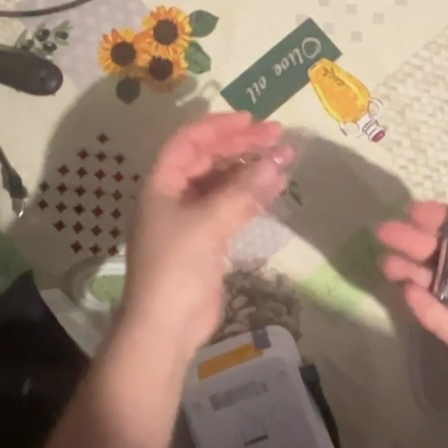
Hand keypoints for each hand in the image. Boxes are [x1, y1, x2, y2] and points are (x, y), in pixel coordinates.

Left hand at [120, 112, 291, 355]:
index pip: (188, 142)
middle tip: (278, 136)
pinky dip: (253, 196)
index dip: (218, 127)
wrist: (166, 326)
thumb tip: (277, 162)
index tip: (252, 120)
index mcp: (161, 185)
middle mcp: (174, 197)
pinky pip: (232, 208)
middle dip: (242, 146)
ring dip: (252, 170)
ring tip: (286, 159)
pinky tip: (276, 188)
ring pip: (224, 184)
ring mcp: (192, 220)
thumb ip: (243, 191)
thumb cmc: (176, 268)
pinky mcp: (208, 242)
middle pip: (209, 160)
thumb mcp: (208, 224)